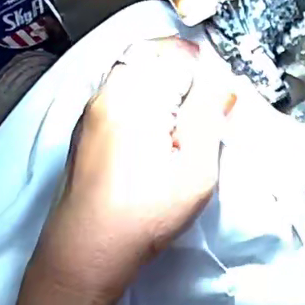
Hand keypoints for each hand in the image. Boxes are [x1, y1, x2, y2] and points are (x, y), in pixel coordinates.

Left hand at [32, 38, 236, 304]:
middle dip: (178, 61)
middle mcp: (106, 95)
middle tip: (201, 91)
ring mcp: (90, 111)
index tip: (217, 90)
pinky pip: (115, 90)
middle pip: (147, 52)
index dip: (203, 66)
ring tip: (180, 109)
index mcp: (134, 99)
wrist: (82, 252)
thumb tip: (222, 85)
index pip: (176, 55)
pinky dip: (139, 91)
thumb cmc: (142, 218)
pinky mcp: (83, 129)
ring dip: (158, 75)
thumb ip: (209, 120)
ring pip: (128, 68)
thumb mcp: (195, 173)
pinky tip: (152, 125)